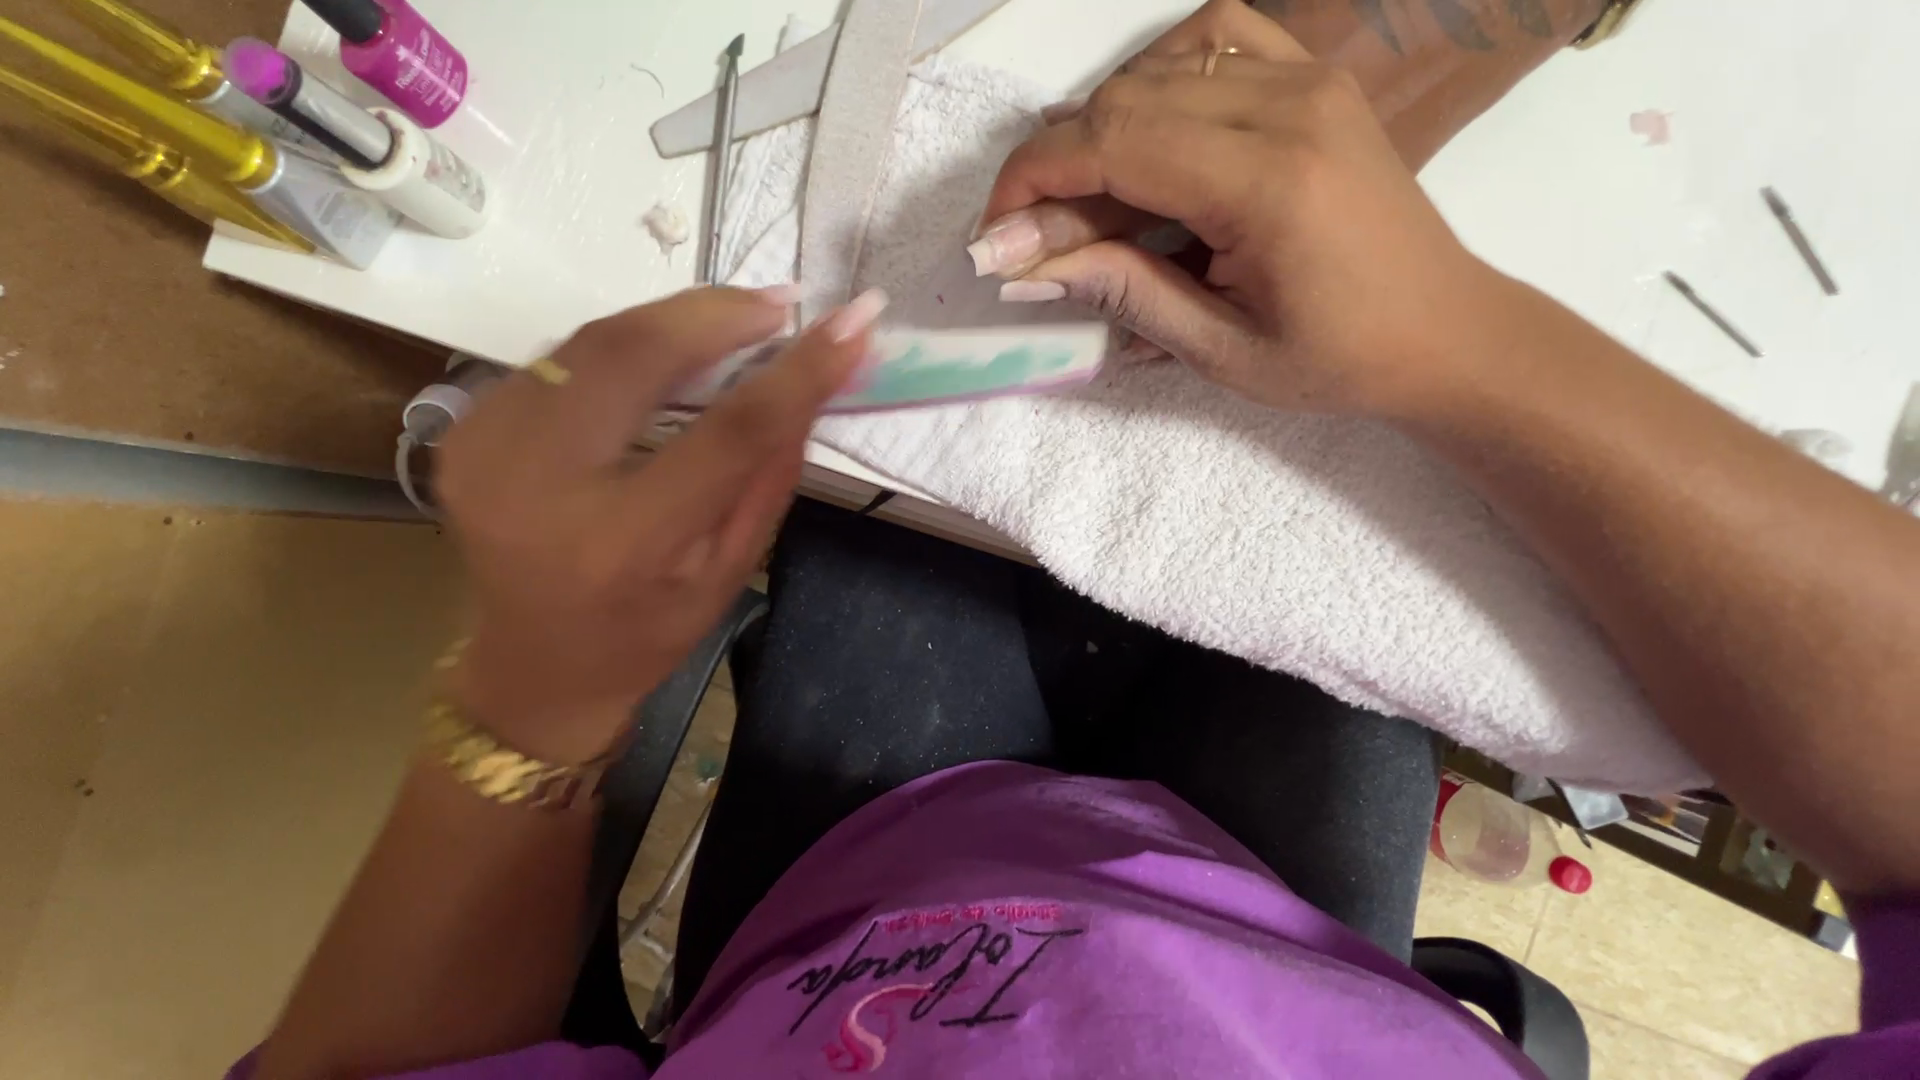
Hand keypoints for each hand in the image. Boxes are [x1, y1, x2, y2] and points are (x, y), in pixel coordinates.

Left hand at [434, 287, 883, 761]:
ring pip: (593, 339)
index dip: (796, 372)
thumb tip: (817, 378)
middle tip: (783, 303)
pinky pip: (562, 357)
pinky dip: (625, 345)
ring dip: (673, 320)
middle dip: (719, 313)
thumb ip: (770, 472)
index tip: (852, 324)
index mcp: (623, 543)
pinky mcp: (466, 428)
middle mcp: (539, 483)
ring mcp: (486, 447)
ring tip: (739, 320)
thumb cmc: (650, 631)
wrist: (535, 667)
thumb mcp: (731, 570)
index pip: (727, 434)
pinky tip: (667, 356)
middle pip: (635, 353)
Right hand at [974, 35, 1503, 415]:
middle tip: (1036, 239)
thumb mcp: (1217, 349)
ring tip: (1088, 196)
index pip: (1112, 142)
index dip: (1033, 181)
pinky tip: (1146, 130)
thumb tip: (1021, 263)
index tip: (994, 235)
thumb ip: (1120, 290)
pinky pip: (1216, 35)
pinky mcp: (1316, 76)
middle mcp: (1289, 104)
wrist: (1441, 331)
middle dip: (1055, 166)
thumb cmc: (1332, 360)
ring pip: (1158, 63)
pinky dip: (1158, 75)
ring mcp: (1309, 78)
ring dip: (1099, 126)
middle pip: (1124, 100)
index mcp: (1267, 181)